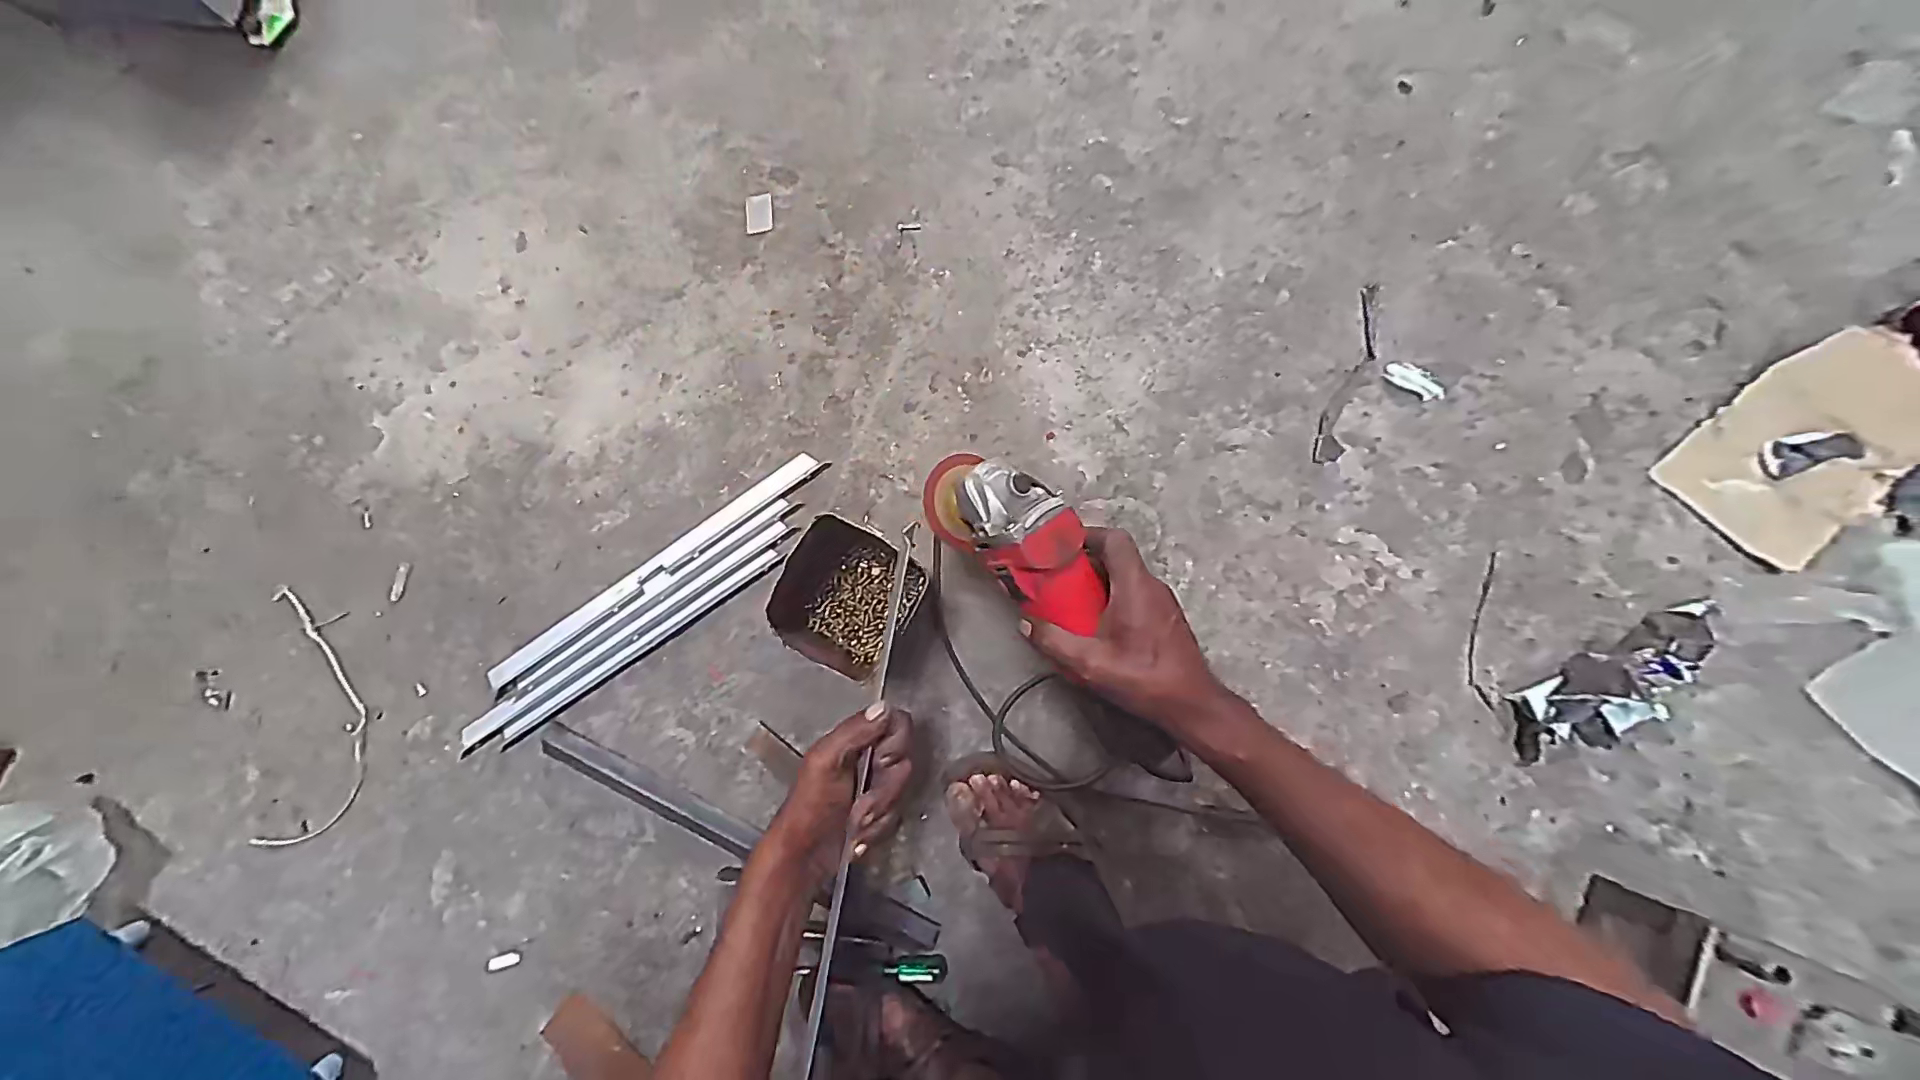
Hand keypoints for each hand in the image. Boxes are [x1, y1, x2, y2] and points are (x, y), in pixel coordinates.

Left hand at [767, 703, 912, 882]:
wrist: (803, 859)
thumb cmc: (809, 807)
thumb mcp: (825, 762)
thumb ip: (854, 732)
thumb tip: (884, 707)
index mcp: (855, 738)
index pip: (899, 725)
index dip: (895, 745)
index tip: (879, 761)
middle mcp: (869, 759)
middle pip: (904, 761)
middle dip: (885, 789)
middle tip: (861, 801)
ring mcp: (875, 788)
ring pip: (902, 792)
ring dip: (879, 813)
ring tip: (855, 822)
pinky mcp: (879, 815)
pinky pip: (896, 816)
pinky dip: (878, 830)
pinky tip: (858, 836)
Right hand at [1021, 527, 1233, 730]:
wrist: (1191, 704)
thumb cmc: (1145, 678)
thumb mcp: (1090, 663)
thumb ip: (1054, 641)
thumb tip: (1026, 623)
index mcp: (1135, 586)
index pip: (1115, 539)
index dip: (1087, 534)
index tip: (1062, 545)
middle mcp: (1152, 586)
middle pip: (1116, 557)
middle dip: (1084, 562)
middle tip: (1058, 576)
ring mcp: (1162, 602)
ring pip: (1125, 576)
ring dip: (1097, 582)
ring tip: (1072, 600)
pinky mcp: (1165, 618)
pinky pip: (1135, 594)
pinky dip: (1112, 597)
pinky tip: (1097, 623)